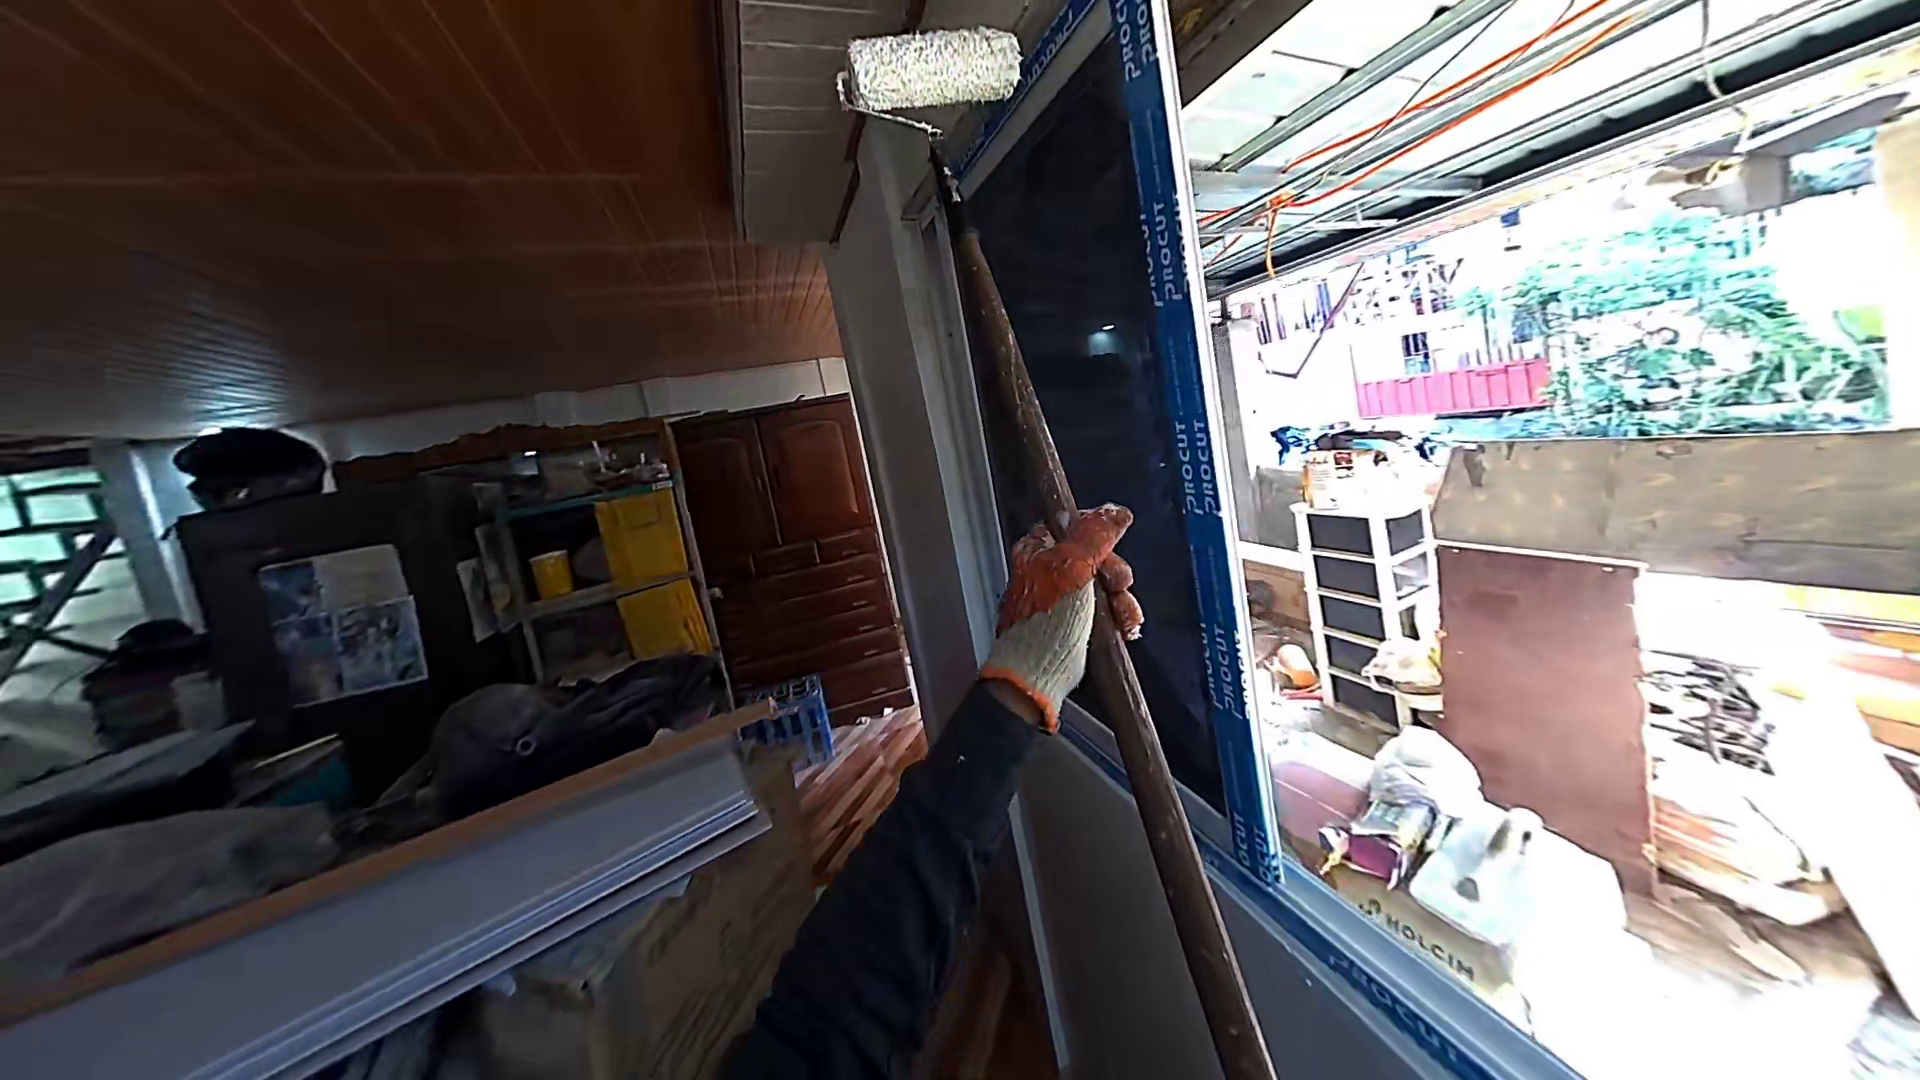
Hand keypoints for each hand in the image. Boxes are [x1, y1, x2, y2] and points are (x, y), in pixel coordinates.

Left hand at [980, 505, 1141, 730]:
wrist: (1037, 677)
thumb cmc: (1045, 625)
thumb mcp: (1074, 568)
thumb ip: (1095, 534)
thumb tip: (1115, 512)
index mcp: (1036, 551)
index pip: (1073, 525)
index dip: (1098, 536)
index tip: (1111, 550)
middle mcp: (1045, 572)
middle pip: (1095, 557)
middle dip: (1115, 575)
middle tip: (1116, 588)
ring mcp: (1059, 599)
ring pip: (1103, 586)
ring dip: (1121, 601)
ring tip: (1124, 617)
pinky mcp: (1072, 624)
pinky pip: (1103, 612)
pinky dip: (1118, 618)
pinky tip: (1124, 628)